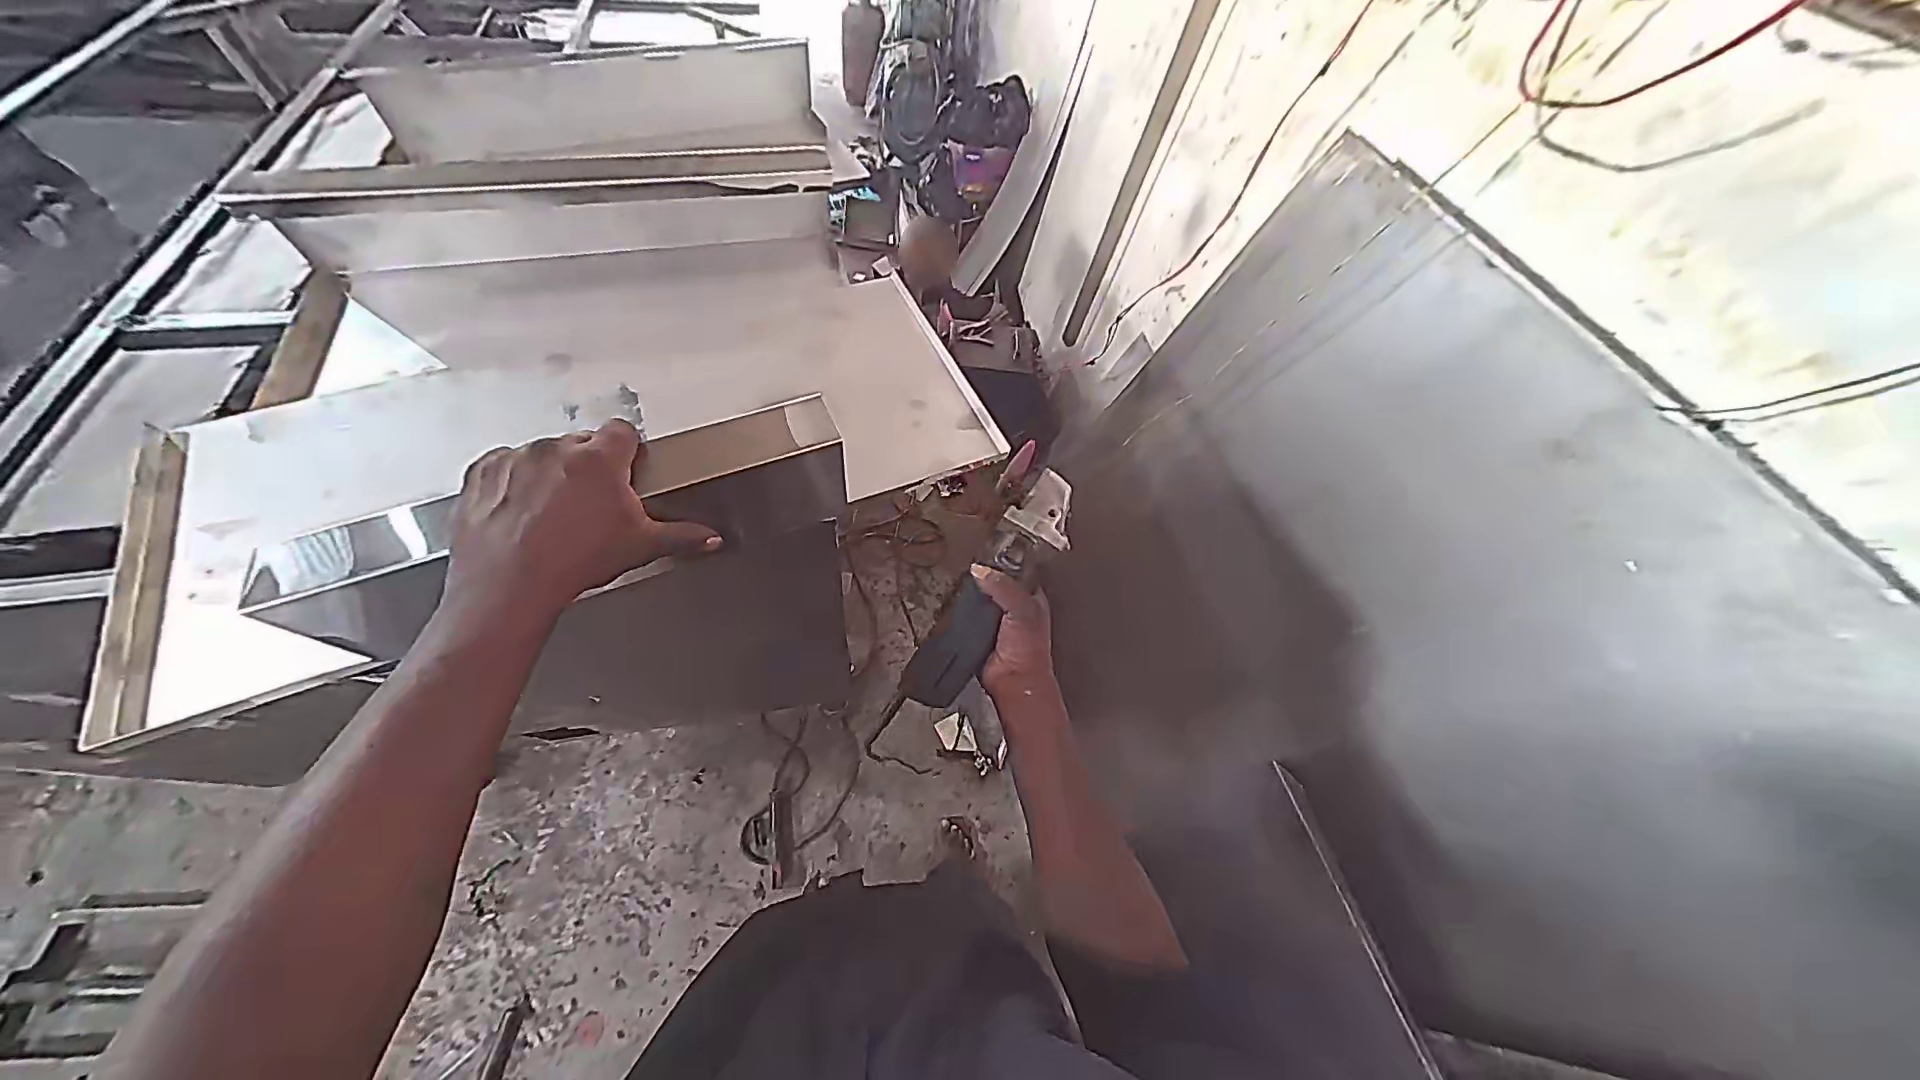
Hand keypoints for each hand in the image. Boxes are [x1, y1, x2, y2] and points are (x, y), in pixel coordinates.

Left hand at [443, 419, 721, 622]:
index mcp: (599, 460)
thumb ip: (682, 536)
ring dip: (551, 474)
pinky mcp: (483, 473)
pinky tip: (524, 512)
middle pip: (583, 444)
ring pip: (544, 454)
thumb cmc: (571, 561)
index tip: (628, 469)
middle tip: (594, 503)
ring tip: (556, 513)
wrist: (509, 585)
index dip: (628, 451)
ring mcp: (516, 458)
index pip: (623, 431)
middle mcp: (556, 449)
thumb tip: (707, 537)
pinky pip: (505, 466)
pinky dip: (514, 482)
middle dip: (590, 467)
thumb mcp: (640, 548)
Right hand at [971, 564, 1055, 698]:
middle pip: (995, 583)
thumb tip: (981, 571)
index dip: (1003, 561)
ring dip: (971, 595)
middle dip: (983, 577)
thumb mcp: (1022, 609)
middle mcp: (1014, 607)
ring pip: (980, 598)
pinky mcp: (978, 631)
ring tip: (961, 584)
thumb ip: (1003, 587)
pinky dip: (961, 611)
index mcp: (1031, 597)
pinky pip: (967, 616)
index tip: (987, 552)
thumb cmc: (1028, 650)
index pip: (1016, 570)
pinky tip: (957, 605)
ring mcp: (996, 620)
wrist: (1013, 680)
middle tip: (971, 569)